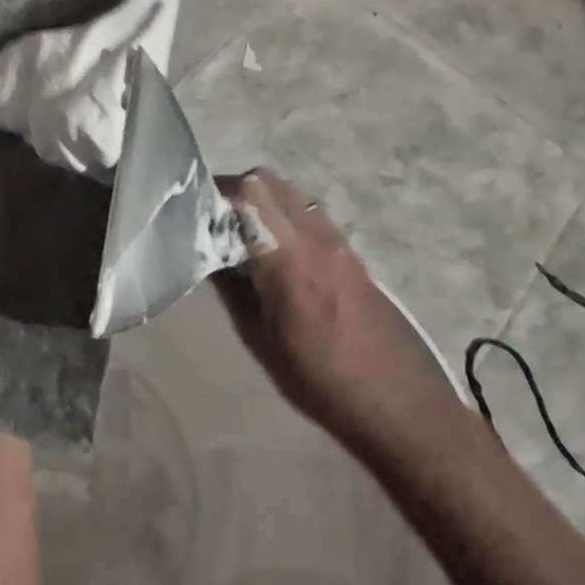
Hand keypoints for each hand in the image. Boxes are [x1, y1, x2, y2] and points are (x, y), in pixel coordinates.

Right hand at [212, 169, 464, 453]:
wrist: (395, 403)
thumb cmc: (316, 378)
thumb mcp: (257, 337)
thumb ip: (230, 286)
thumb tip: (204, 251)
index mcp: (289, 258)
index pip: (248, 194)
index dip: (214, 193)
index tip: (190, 213)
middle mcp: (316, 238)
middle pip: (268, 181)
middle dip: (233, 191)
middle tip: (210, 222)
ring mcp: (338, 242)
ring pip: (290, 193)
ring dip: (260, 201)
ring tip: (239, 236)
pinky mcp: (350, 253)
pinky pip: (308, 213)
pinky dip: (283, 215)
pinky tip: (272, 252)